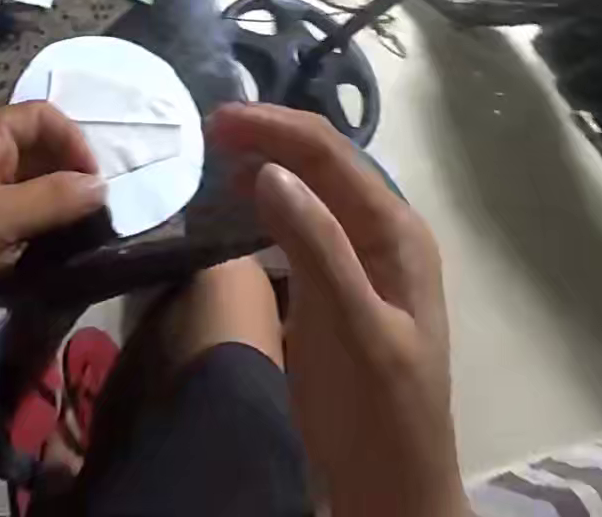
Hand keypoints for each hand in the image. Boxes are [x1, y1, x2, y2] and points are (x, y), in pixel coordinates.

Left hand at [0, 102, 105, 380]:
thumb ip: (49, 199)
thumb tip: (101, 184)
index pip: (36, 117)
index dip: (72, 142)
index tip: (98, 187)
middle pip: (32, 152)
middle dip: (66, 177)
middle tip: (99, 219)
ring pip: (23, 192)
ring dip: (53, 210)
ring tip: (85, 240)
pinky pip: (9, 225)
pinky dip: (33, 236)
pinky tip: (54, 259)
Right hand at [209, 103, 464, 516]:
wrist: (384, 481)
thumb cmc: (372, 407)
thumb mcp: (348, 327)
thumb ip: (315, 245)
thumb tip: (268, 170)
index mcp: (394, 230)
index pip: (330, 152)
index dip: (272, 126)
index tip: (214, 121)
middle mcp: (380, 226)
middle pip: (319, 156)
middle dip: (265, 132)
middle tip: (206, 130)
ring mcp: (357, 246)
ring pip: (306, 178)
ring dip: (262, 155)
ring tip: (214, 150)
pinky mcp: (331, 266)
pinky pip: (296, 208)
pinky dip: (263, 189)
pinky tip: (234, 191)